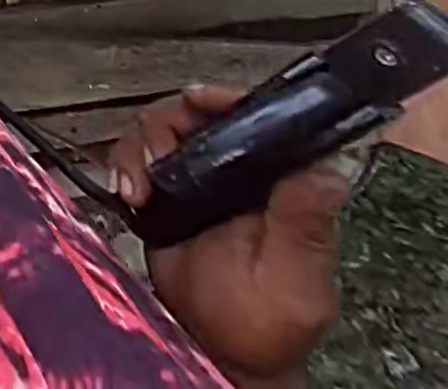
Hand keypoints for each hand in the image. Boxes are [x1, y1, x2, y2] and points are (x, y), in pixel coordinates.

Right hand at [108, 86, 349, 388]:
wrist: (212, 348)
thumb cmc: (262, 323)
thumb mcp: (292, 280)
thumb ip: (302, 227)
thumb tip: (324, 171)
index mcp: (274, 185)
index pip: (254, 121)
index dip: (226, 100)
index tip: (197, 99)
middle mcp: (233, 172)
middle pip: (192, 116)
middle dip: (164, 127)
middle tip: (155, 160)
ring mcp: (193, 179)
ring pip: (156, 130)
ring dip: (138, 149)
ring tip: (137, 187)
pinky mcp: (161, 189)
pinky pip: (134, 156)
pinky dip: (123, 165)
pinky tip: (128, 191)